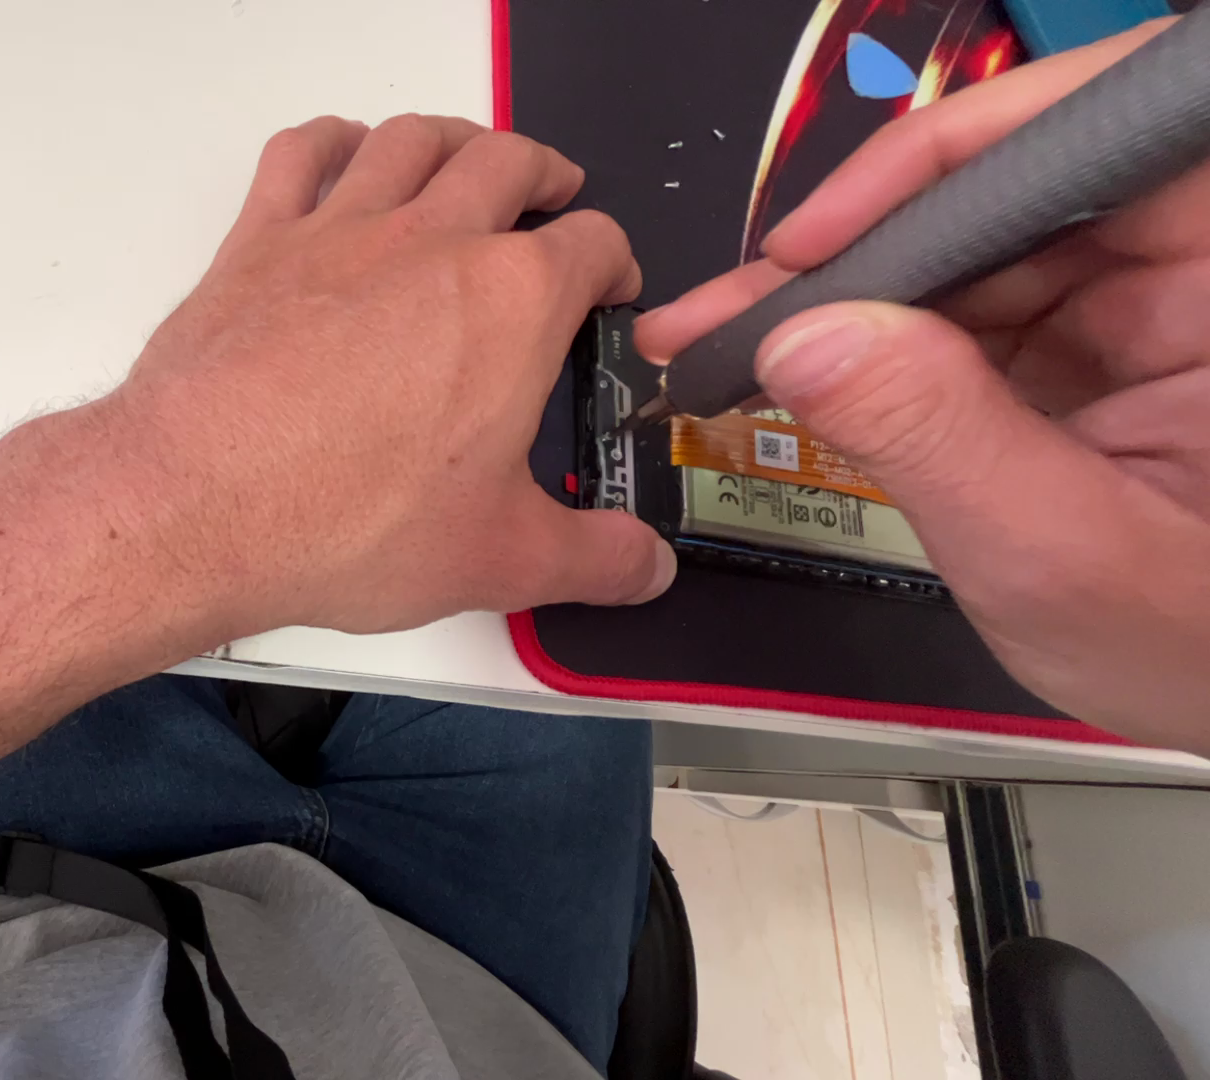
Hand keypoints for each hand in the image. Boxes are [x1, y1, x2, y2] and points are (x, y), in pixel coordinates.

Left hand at [105, 114, 674, 636]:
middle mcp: (429, 244)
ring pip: (410, 141)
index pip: (591, 248)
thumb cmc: (346, 524)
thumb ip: (592, 558)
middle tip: (553, 197)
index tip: (609, 286)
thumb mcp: (498, 560)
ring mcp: (336, 235)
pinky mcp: (254, 247)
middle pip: (508, 165)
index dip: (613, 262)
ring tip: (468, 159)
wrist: (199, 507)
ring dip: (452, 138)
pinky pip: (298, 156)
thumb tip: (645, 565)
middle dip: (544, 176)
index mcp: (511, 303)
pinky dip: (329, 143)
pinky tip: (342, 157)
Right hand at [636, 21, 1209, 749]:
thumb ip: (935, 436)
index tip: (813, 243)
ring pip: (948, 263)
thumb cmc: (1202, 654)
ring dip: (817, 305)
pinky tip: (766, 371)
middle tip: (712, 311)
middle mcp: (1196, 271)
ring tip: (708, 345)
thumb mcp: (1054, 554)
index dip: (948, 159)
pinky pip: (938, 324)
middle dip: (838, 255)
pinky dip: (843, 348)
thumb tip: (800, 337)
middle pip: (998, 201)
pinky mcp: (1069, 353)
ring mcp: (1131, 311)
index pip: (1109, 134)